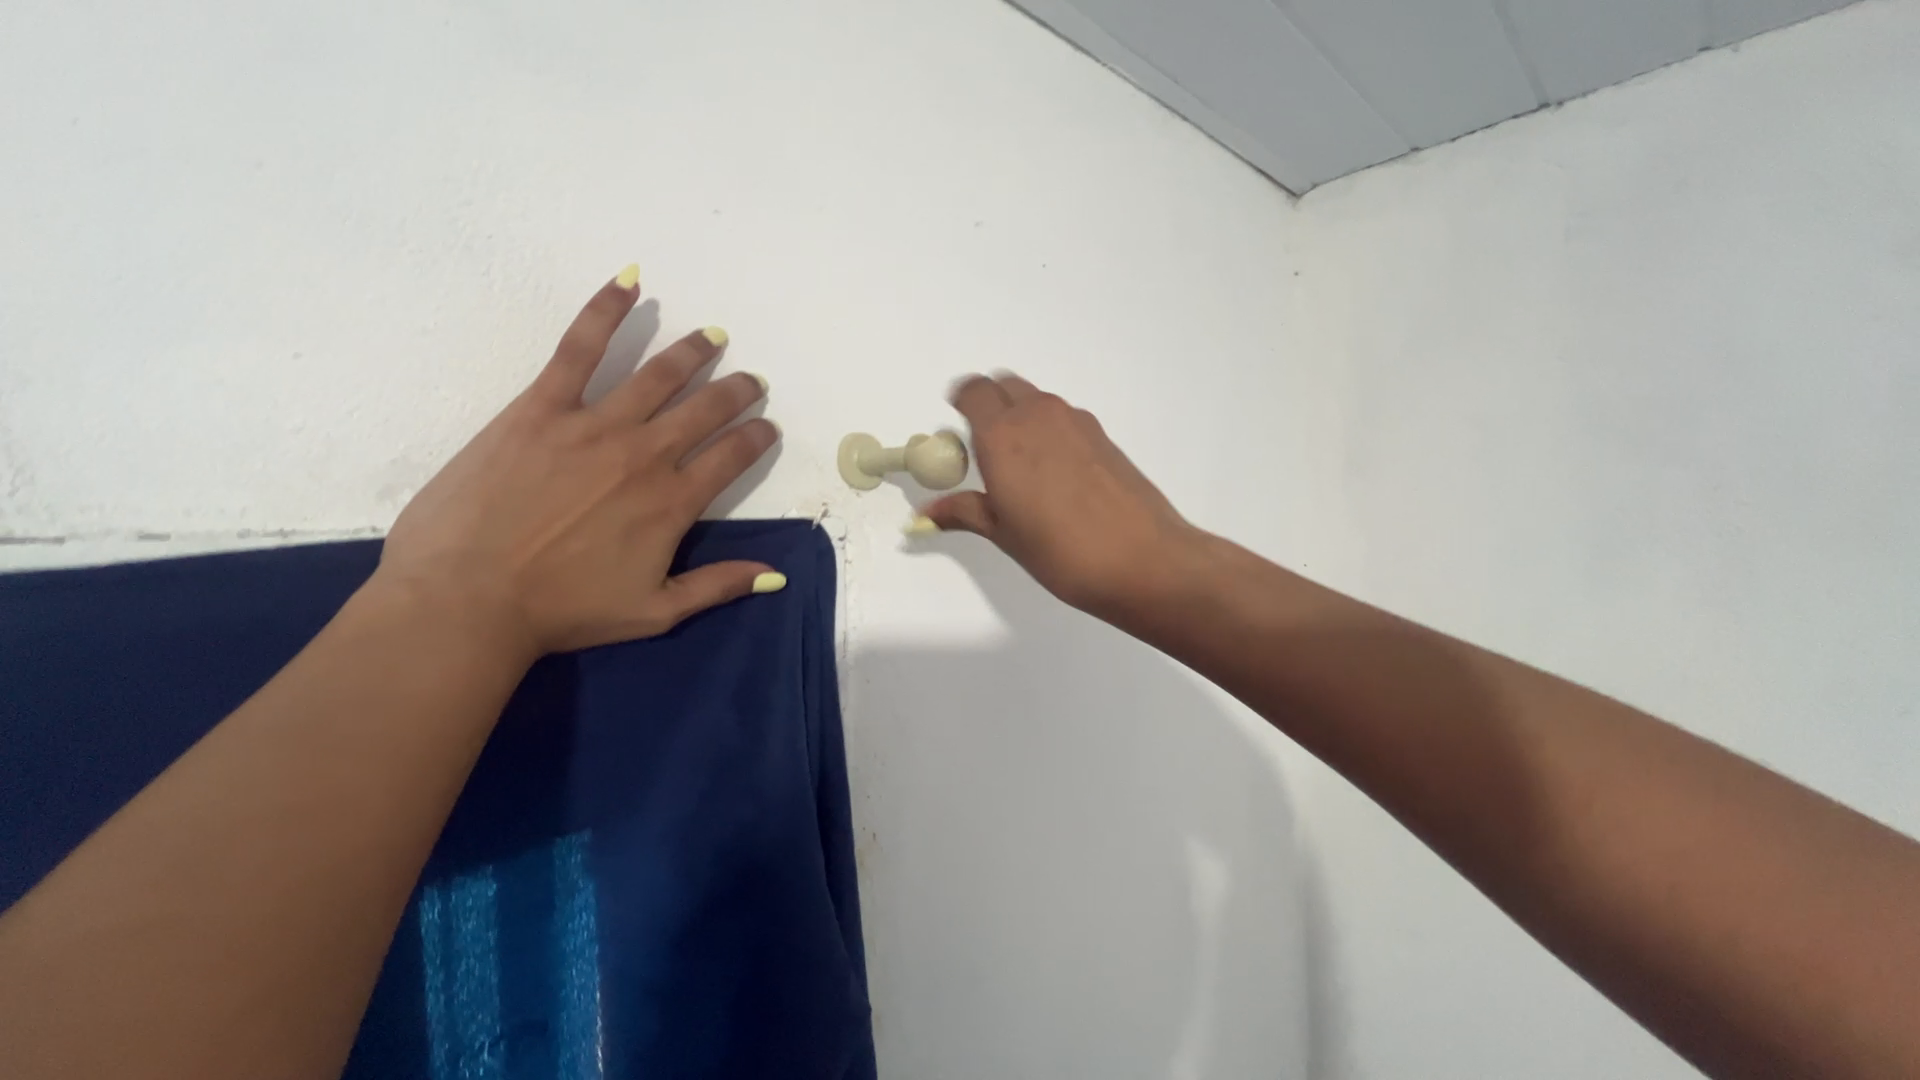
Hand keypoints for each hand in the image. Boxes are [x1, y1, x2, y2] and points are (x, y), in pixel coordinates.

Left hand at [376, 269, 780, 657]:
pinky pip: (579, 348)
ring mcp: (593, 424)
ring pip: (658, 374)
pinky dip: (606, 311)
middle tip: (750, 381)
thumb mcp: (654, 612)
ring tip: (713, 336)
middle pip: (705, 408)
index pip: (733, 455)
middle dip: (737, 391)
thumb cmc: (563, 611)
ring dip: (693, 352)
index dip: (758, 437)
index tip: (767, 428)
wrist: (467, 598)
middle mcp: (645, 454)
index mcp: (673, 502)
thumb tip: (777, 577)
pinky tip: (629, 283)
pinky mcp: (541, 407)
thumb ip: (719, 586)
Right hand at [921, 373, 1202, 619]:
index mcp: (1003, 435)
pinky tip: (1057, 478)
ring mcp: (1076, 422)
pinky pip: (1064, 420)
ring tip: (1022, 469)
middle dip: (989, 405)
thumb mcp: (1004, 534)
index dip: (961, 402)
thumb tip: (927, 511)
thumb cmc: (1060, 550)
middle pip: (1005, 386)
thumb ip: (965, 511)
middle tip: (984, 448)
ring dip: (1021, 418)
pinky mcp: (1103, 436)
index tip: (957, 429)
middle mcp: (1038, 416)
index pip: (973, 390)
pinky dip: (1050, 433)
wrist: (1142, 559)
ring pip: (1037, 402)